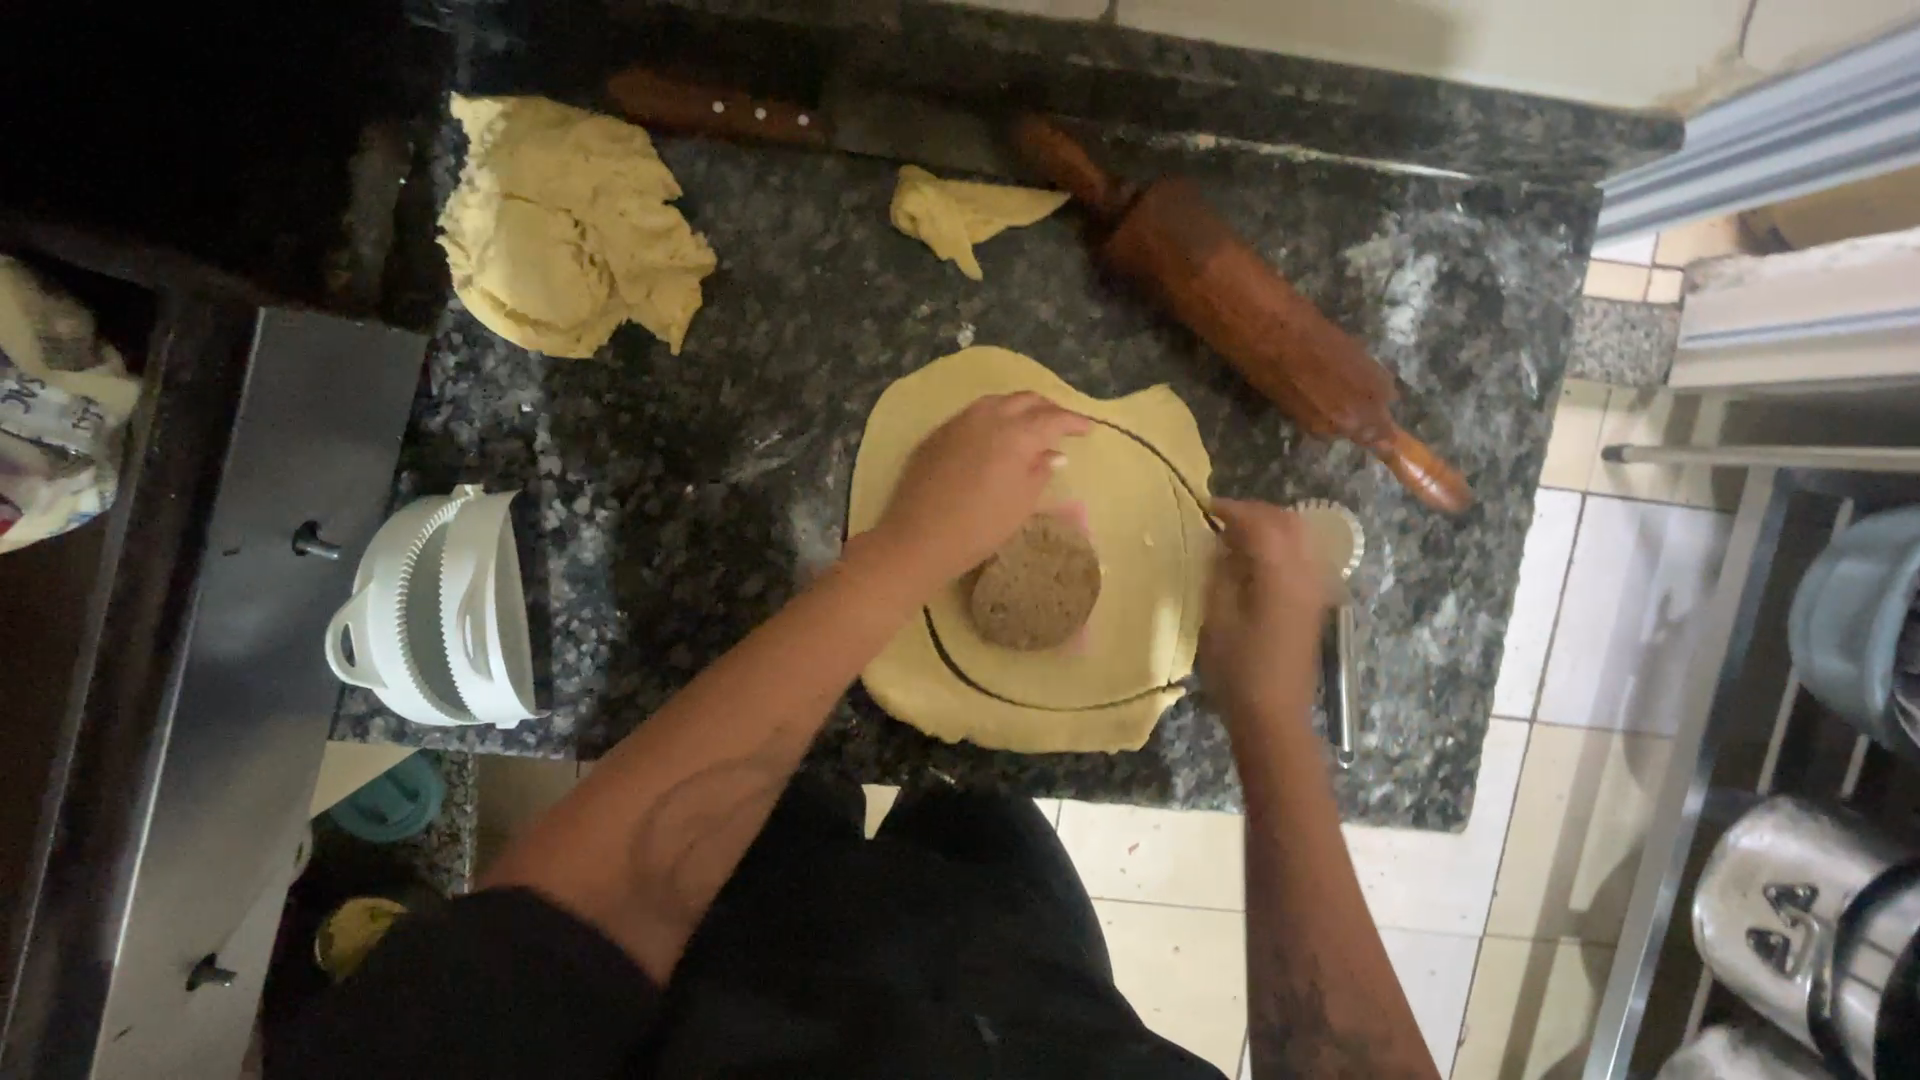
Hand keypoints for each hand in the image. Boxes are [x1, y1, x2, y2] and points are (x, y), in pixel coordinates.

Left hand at [869, 392, 1090, 590]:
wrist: (918, 538)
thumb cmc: (979, 528)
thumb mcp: (1021, 503)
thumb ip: (1040, 471)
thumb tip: (1054, 453)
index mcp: (1016, 434)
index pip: (1052, 418)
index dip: (1073, 422)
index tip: (1088, 429)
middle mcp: (988, 417)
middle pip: (1025, 400)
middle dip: (1047, 409)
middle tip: (1061, 424)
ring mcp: (958, 422)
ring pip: (996, 402)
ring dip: (1018, 408)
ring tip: (1029, 425)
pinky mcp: (937, 434)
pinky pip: (972, 414)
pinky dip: (992, 417)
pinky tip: (994, 435)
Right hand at [1199, 499, 1329, 717]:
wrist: (1273, 713)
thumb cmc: (1237, 669)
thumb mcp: (1216, 617)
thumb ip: (1220, 572)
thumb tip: (1220, 545)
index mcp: (1280, 575)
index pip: (1260, 523)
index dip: (1232, 510)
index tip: (1204, 507)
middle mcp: (1306, 573)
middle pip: (1287, 522)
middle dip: (1254, 513)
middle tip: (1220, 517)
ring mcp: (1316, 588)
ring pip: (1299, 536)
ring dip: (1269, 527)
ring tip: (1235, 536)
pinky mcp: (1315, 602)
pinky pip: (1303, 556)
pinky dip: (1280, 546)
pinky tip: (1255, 560)